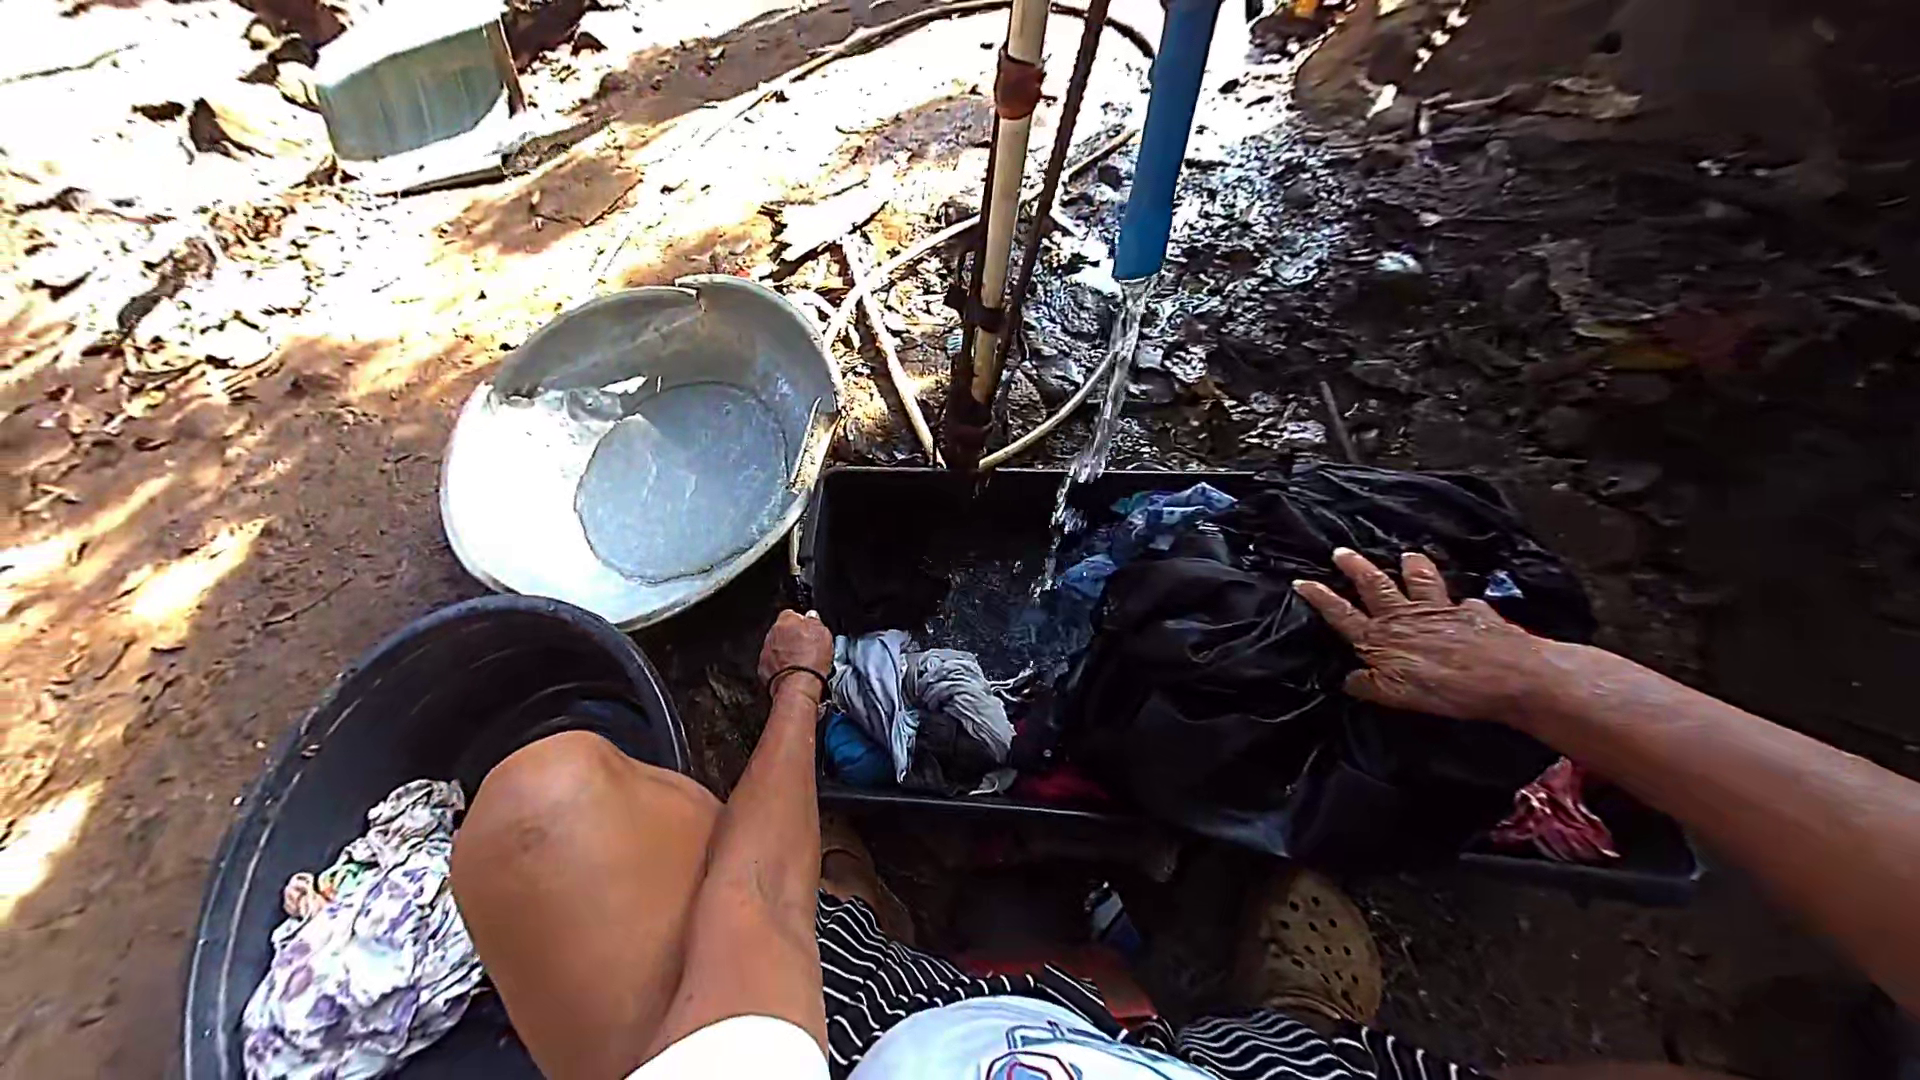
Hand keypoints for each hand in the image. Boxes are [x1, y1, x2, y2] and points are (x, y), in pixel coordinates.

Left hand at [758, 609, 832, 701]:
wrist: (797, 687)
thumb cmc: (810, 662)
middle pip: (783, 630)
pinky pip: (773, 662)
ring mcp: (766, 652)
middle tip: (807, 648)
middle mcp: (772, 634)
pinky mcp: (763, 668)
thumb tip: (812, 617)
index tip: (810, 631)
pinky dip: (781, 665)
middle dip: (793, 638)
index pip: (792, 614)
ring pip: (777, 647)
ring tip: (802, 662)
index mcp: (786, 621)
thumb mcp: (824, 635)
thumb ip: (815, 622)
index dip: (802, 622)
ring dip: (786, 652)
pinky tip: (793, 671)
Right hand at [1292, 548, 1558, 723]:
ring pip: (1419, 583)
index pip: (1341, 614)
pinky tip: (1470, 601)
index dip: (1320, 597)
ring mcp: (1440, 611)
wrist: (1511, 677)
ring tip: (1407, 555)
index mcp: (1381, 637)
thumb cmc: (1446, 688)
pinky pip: (1466, 603)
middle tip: (1341, 551)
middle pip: (1374, 586)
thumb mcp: (1395, 695)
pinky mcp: (1475, 615)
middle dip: (1355, 568)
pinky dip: (1464, 601)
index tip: (1302, 580)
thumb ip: (1367, 685)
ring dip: (1412, 568)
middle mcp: (1405, 617)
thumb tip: (1346, 680)